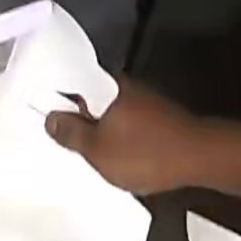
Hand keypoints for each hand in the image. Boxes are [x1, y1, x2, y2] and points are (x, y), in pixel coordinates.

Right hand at [45, 80, 210, 194]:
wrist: (199, 157)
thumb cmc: (144, 153)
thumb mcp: (98, 151)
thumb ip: (71, 133)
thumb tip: (50, 118)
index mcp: (105, 86)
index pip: (70, 84)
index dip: (55, 101)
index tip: (42, 119)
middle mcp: (123, 85)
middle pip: (90, 98)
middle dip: (77, 118)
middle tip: (62, 143)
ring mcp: (142, 99)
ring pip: (109, 112)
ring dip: (98, 130)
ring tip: (88, 155)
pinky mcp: (156, 115)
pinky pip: (127, 122)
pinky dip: (118, 136)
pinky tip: (115, 156)